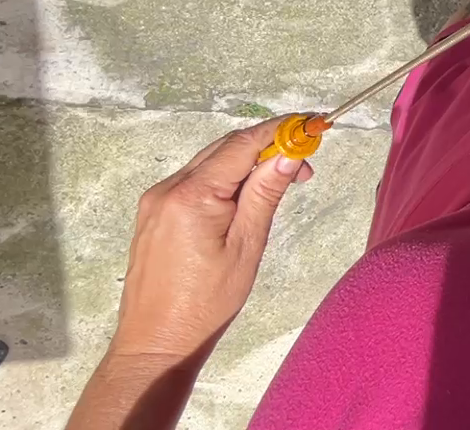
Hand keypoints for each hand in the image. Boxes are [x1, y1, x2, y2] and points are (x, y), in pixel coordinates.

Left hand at [109, 117, 313, 363]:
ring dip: (250, 160)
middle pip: (228, 146)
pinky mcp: (155, 211)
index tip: (314, 124)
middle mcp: (168, 187)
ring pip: (214, 159)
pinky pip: (199, 176)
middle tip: (305, 164)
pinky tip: (249, 193)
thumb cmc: (207, 302)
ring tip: (283, 180)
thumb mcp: (247, 244)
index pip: (244, 143)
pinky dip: (229, 175)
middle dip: (270, 145)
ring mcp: (157, 198)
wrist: (155, 345)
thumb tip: (292, 152)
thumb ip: (266, 192)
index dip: (282, 129)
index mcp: (191, 195)